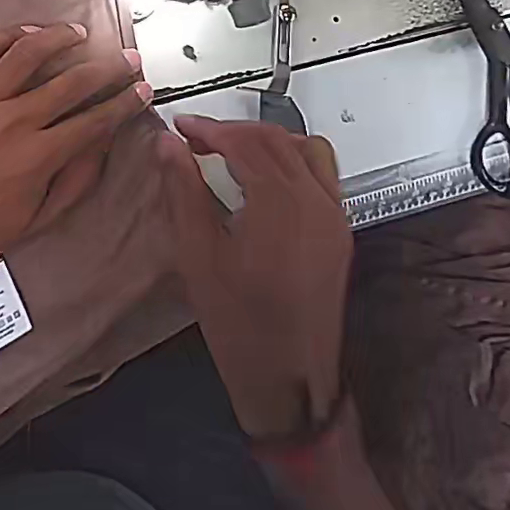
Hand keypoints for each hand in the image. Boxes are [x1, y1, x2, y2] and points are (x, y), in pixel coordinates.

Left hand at [0, 24, 149, 312]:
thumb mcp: (36, 219)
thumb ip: (76, 180)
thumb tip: (102, 143)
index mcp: (36, 157)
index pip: (95, 120)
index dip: (125, 102)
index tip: (141, 89)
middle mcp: (12, 122)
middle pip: (72, 81)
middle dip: (108, 67)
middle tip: (126, 58)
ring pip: (27, 54)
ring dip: (60, 37)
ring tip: (79, 33)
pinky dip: (7, 37)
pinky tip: (27, 34)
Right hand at [159, 116, 352, 439]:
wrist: (290, 382)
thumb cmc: (240, 324)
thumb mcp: (197, 254)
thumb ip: (183, 190)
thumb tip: (169, 146)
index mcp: (281, 204)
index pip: (245, 142)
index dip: (209, 129)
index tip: (182, 128)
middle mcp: (317, 203)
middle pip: (276, 139)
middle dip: (234, 130)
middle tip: (197, 138)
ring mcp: (334, 218)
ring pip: (306, 150)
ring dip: (267, 140)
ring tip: (230, 151)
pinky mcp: (340, 233)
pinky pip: (322, 174)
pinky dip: (292, 160)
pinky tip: (265, 180)